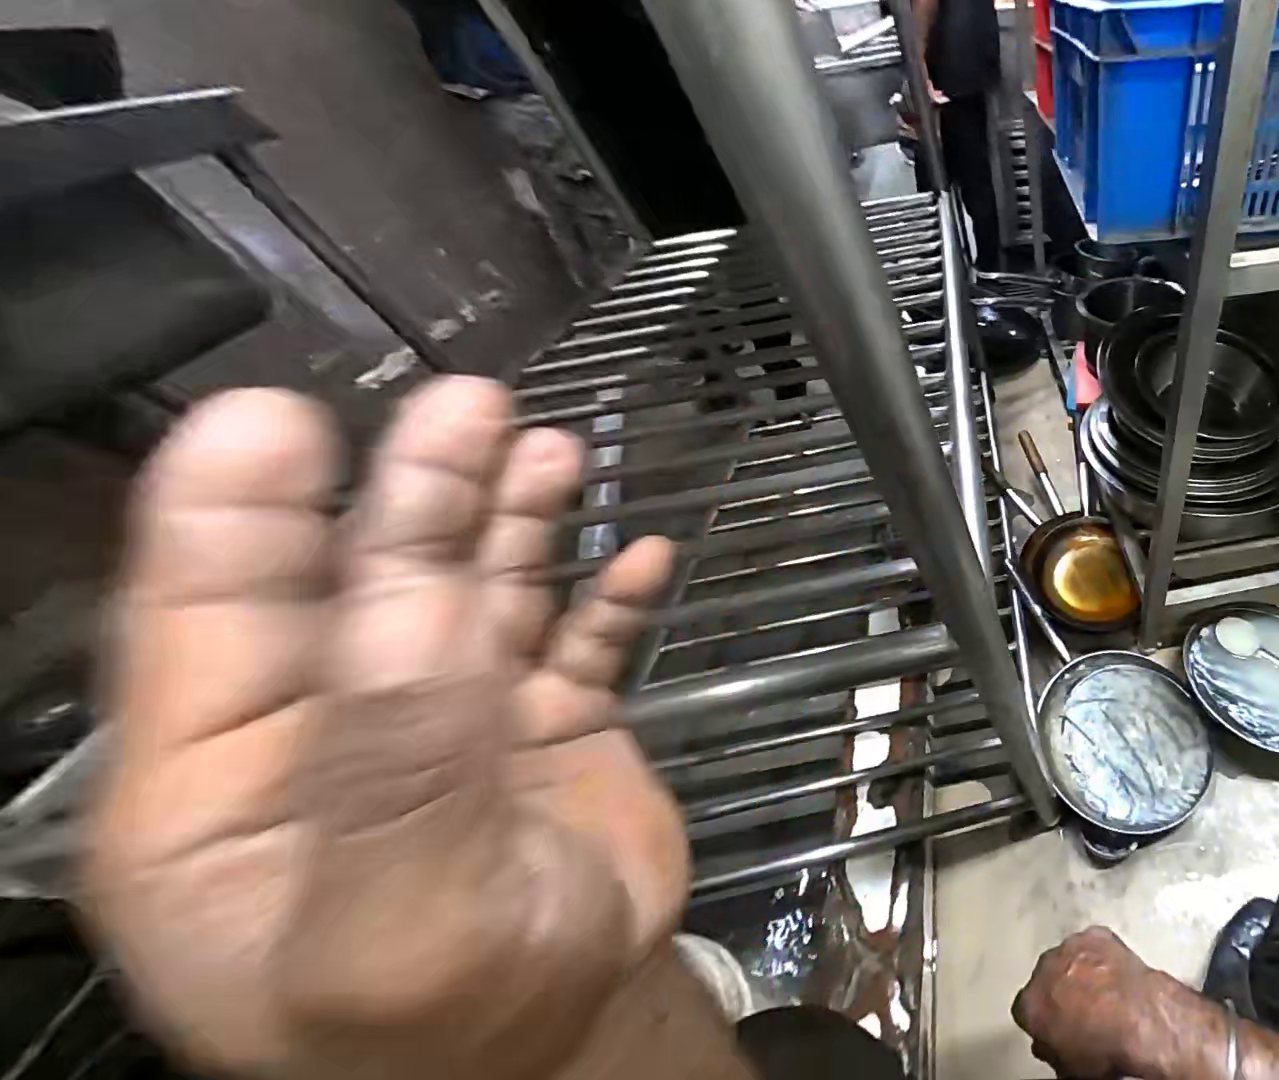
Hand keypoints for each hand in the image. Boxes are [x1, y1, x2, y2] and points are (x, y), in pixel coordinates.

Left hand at [85, 377, 688, 1079]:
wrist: (566, 1027)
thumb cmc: (447, 1018)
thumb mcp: (397, 928)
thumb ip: (397, 775)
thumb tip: (418, 610)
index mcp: (245, 781)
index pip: (219, 615)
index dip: (243, 506)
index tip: (283, 414)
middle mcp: (355, 723)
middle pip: (386, 577)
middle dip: (427, 487)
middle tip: (472, 406)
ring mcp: (470, 716)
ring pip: (491, 592)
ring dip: (519, 520)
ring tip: (552, 451)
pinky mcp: (560, 722)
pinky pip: (588, 641)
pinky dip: (614, 598)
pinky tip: (642, 559)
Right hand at [1013, 927, 1178, 1078]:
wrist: (1138, 1017)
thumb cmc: (1104, 1045)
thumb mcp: (1070, 1068)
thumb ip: (1050, 1050)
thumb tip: (1049, 1043)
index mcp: (1030, 1002)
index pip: (1025, 1010)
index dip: (1041, 1022)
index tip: (1054, 1030)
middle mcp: (1044, 968)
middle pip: (1045, 978)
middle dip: (1057, 991)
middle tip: (1079, 1012)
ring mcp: (1070, 947)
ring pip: (1067, 958)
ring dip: (1077, 971)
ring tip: (1101, 994)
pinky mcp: (1096, 934)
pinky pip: (1093, 944)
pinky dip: (1100, 956)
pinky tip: (1113, 974)